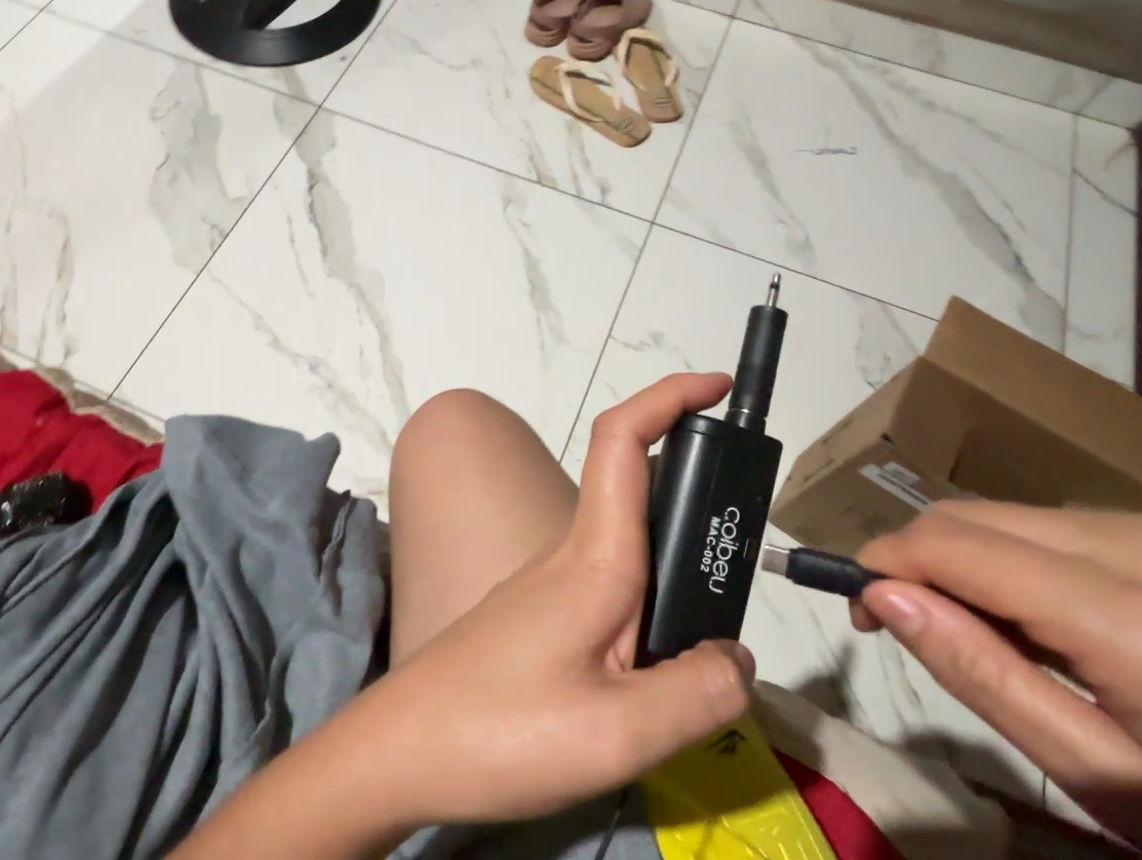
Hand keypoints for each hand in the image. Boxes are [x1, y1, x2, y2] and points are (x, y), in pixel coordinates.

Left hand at [329, 373, 755, 825]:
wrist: (399, 753)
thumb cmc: (499, 732)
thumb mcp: (620, 733)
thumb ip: (699, 692)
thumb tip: (735, 655)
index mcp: (593, 558)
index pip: (624, 441)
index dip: (671, 397)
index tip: (720, 387)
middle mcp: (571, 556)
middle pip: (642, 496)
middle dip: (703, 504)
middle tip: (743, 567)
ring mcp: (549, 586)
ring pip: (632, 552)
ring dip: (679, 570)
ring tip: (709, 643)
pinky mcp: (540, 619)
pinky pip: (613, 594)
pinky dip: (651, 611)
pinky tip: (657, 676)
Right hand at [850, 501, 1141, 857]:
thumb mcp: (1103, 776)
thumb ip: (982, 675)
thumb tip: (884, 595)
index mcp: (1134, 616)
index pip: (956, 543)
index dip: (884, 561)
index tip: (860, 611)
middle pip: (978, 515)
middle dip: (921, 558)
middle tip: (913, 626)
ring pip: (1018, 515)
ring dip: (973, 559)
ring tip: (992, 634)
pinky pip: (1070, 527)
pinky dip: (1026, 559)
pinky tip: (1054, 618)